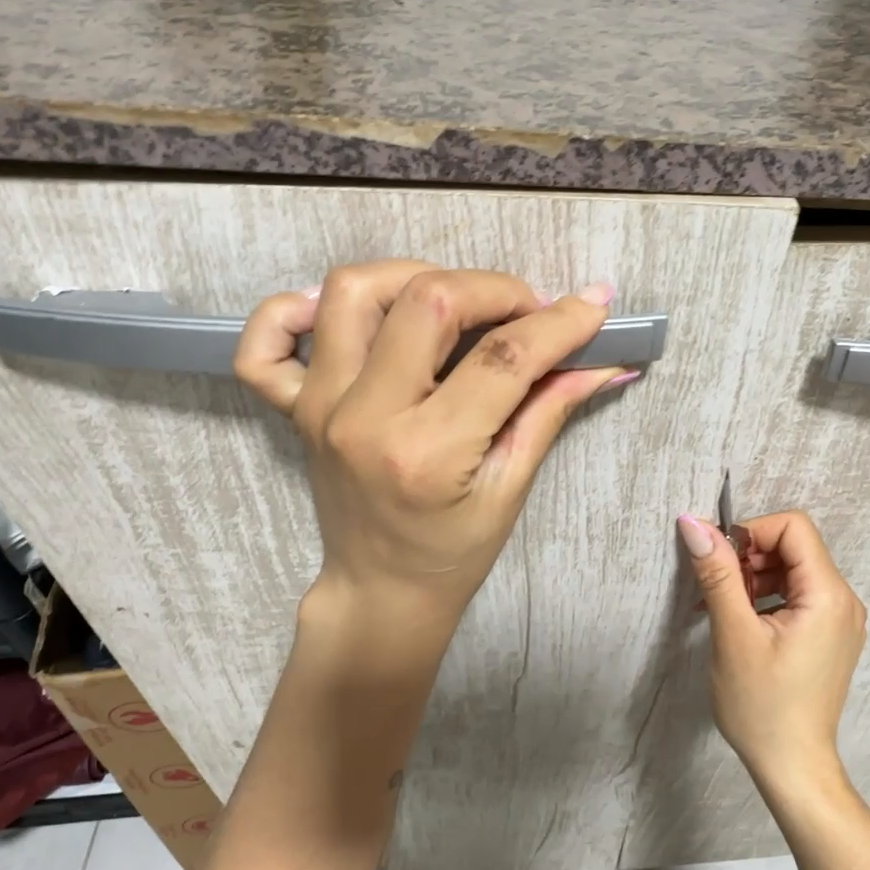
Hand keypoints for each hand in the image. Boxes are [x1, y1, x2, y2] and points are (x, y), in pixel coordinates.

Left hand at [235, 260, 636, 622]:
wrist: (381, 592)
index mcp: (428, 453)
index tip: (593, 307)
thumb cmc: (451, 555)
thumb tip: (601, 358)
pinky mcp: (296, 407)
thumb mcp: (510, 490)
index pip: (502, 358)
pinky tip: (354, 321)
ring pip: (352, 292)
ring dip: (414, 276)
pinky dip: (296, 309)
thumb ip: (549, 412)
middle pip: (428, 300)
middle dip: (494, 289)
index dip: (558, 323)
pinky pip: (268, 339)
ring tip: (455, 303)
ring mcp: (321, 407)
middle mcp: (365, 418)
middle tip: (526, 312)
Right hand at [678, 510, 865, 779]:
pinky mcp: (830, 637)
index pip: (793, 527)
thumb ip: (717, 574)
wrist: (792, 766)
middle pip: (794, 547)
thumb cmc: (762, 707)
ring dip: (754, 579)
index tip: (719, 562)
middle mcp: (843, 601)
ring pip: (793, 571)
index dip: (751, 533)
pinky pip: (799, 597)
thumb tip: (694, 524)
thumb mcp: (733, 634)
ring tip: (723, 611)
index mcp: (828, 595)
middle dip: (749, 558)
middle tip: (716, 591)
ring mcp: (840, 621)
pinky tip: (740, 624)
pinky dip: (767, 599)